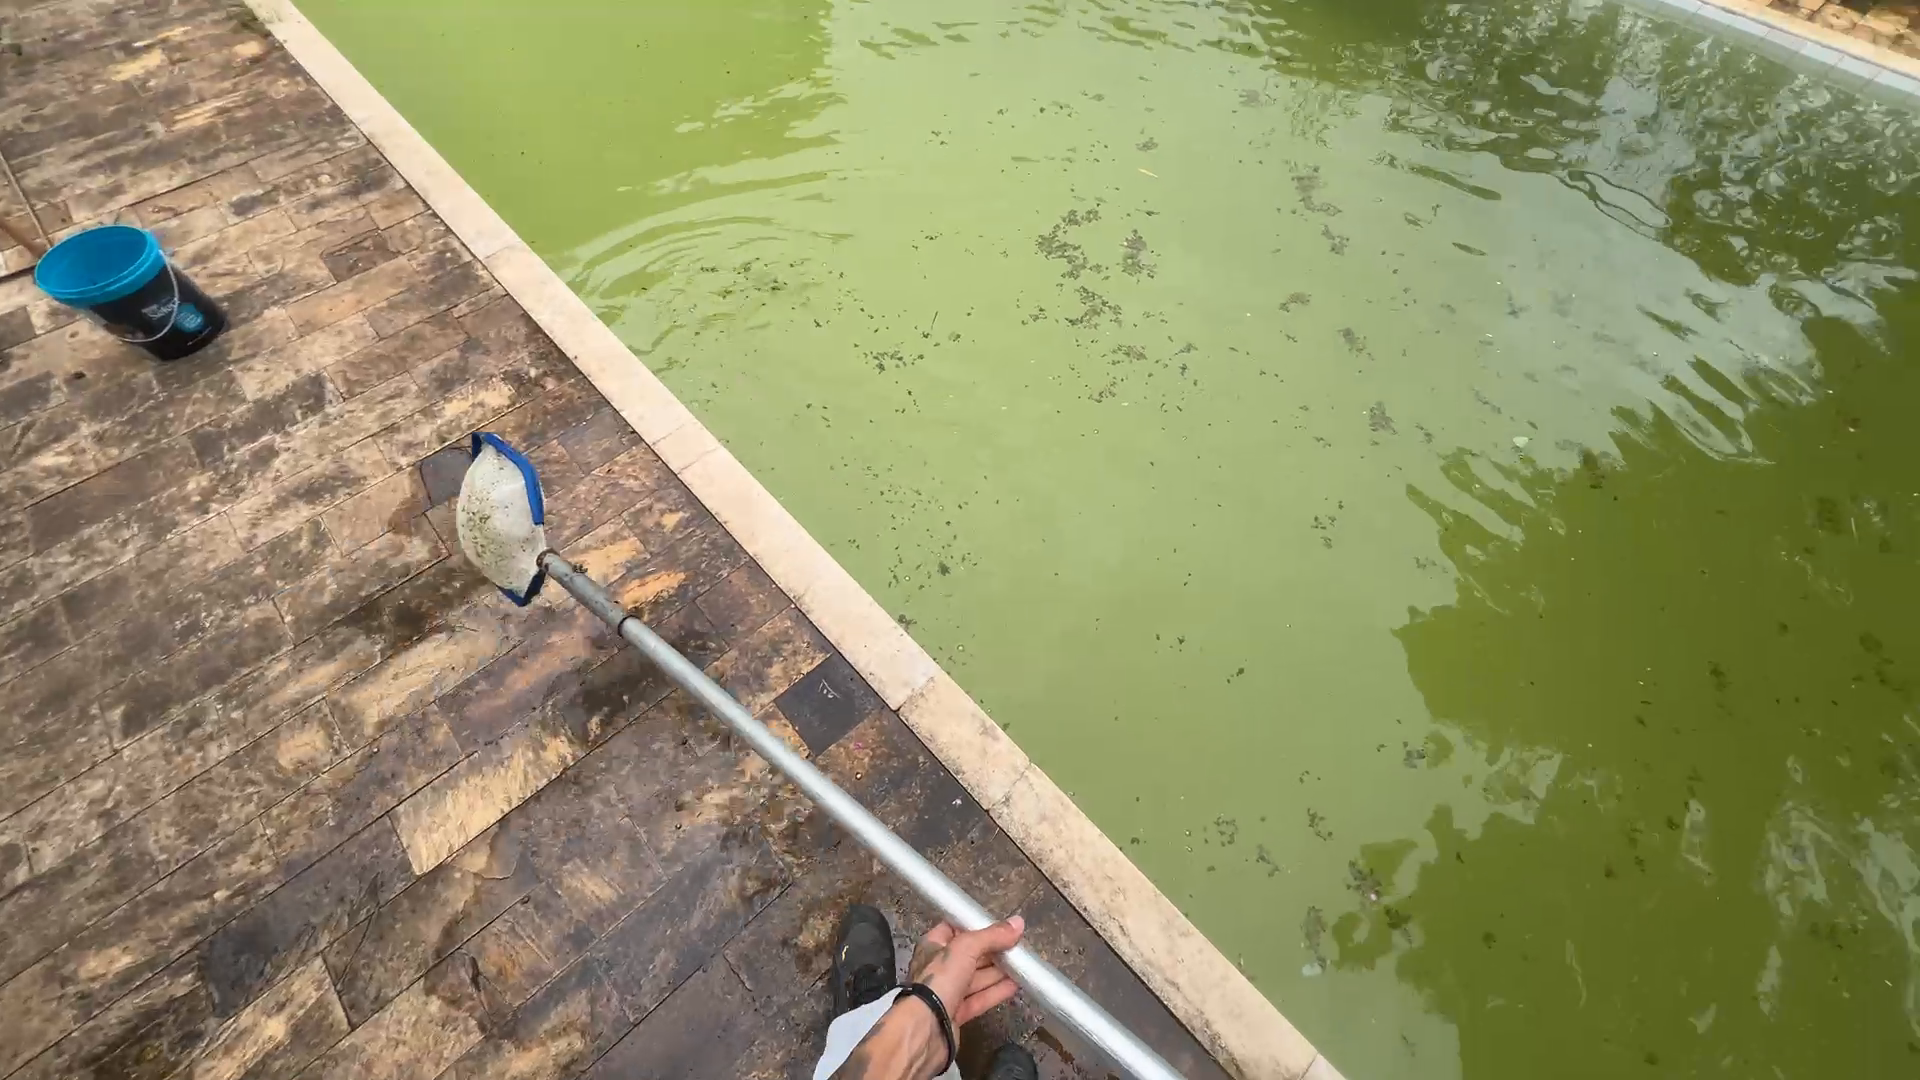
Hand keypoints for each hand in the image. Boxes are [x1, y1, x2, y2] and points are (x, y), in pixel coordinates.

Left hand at [907, 916, 1025, 1025]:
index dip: (977, 926)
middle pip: (970, 954)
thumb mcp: (966, 947)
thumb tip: (1017, 923)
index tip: (999, 926)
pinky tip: (1014, 986)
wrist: (925, 1029)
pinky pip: (979, 998)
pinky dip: (996, 991)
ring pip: (977, 977)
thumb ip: (992, 936)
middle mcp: (939, 966)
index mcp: (934, 944)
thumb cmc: (939, 979)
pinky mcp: (956, 1013)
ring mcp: (948, 991)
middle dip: (993, 950)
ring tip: (1021, 965)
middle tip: (1017, 946)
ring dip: (998, 971)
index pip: (957, 928)